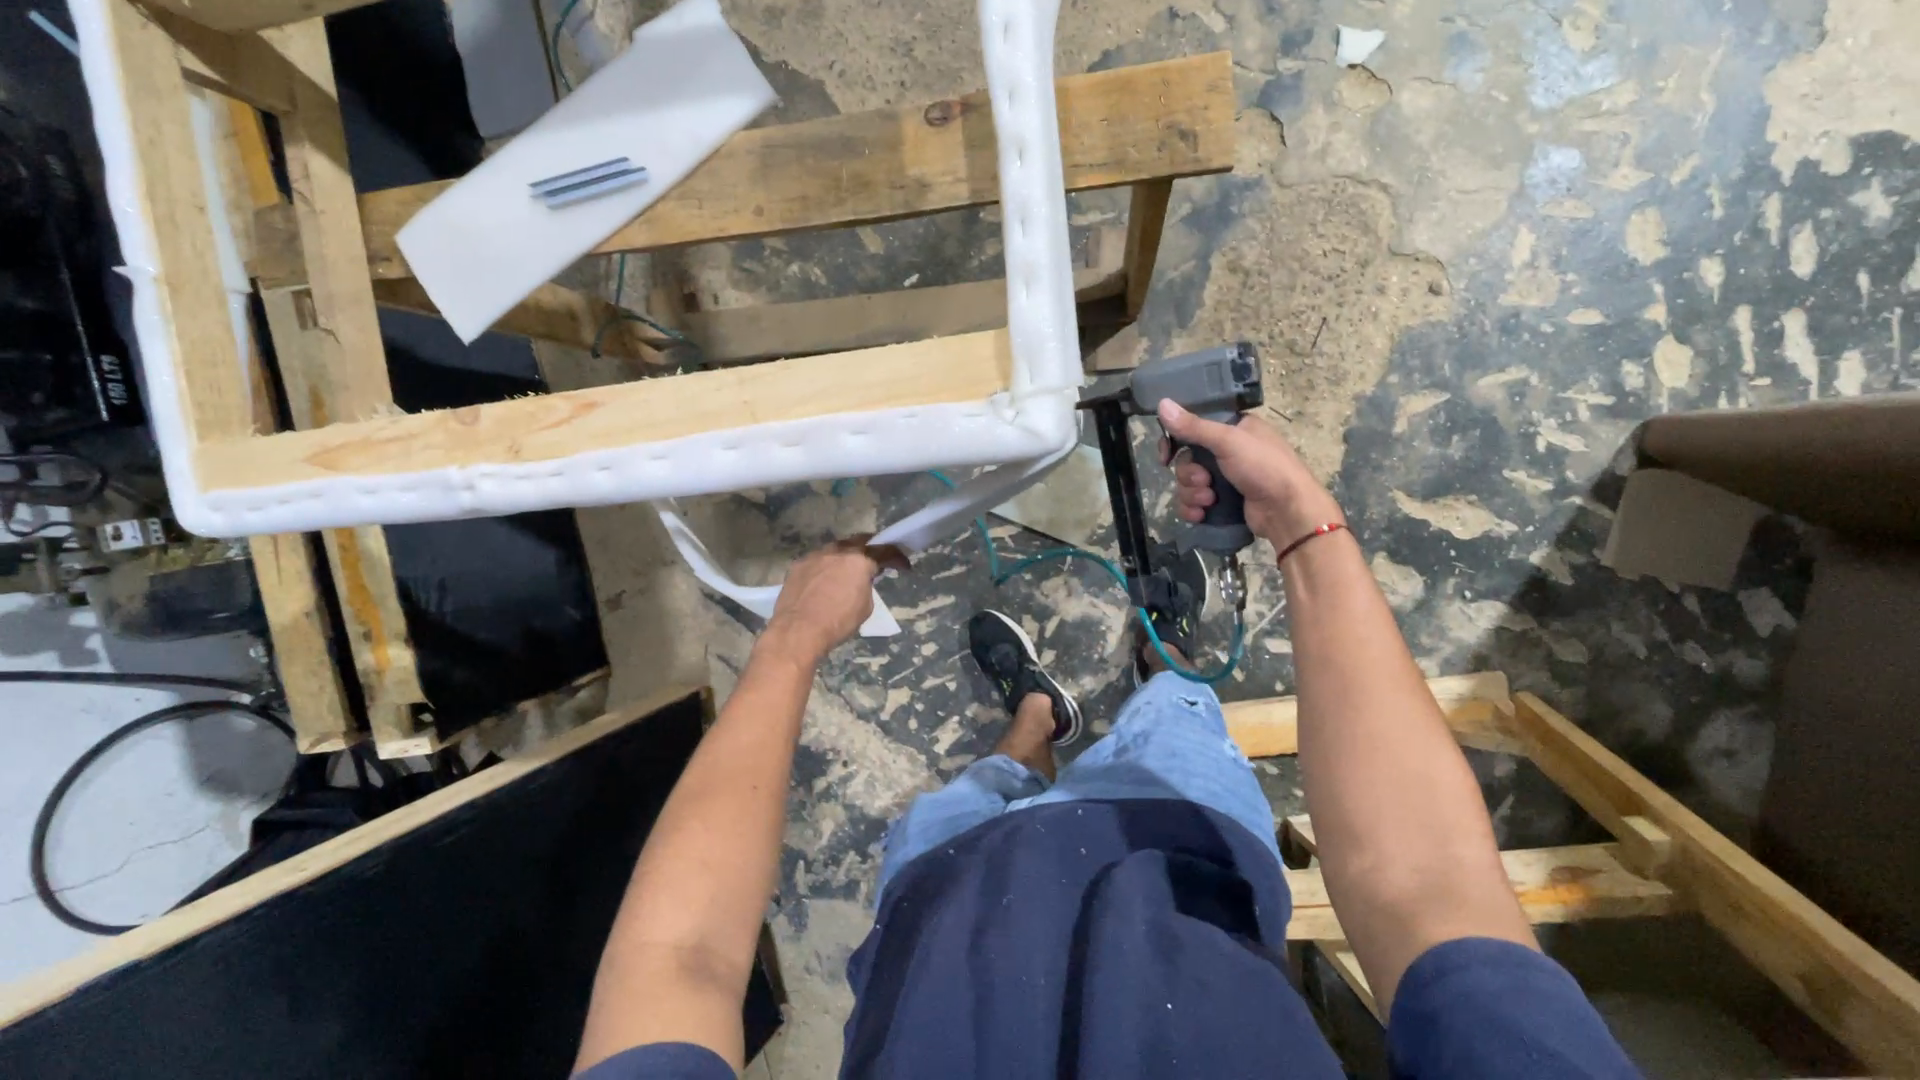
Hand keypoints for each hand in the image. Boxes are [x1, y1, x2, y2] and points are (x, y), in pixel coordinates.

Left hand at [762, 536, 909, 664]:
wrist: (797, 631)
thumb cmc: (837, 622)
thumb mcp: (865, 607)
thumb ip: (866, 586)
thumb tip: (861, 581)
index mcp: (859, 561)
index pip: (884, 551)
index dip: (897, 557)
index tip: (903, 566)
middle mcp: (837, 552)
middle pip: (859, 541)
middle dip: (870, 548)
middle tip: (876, 560)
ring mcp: (815, 556)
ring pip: (836, 549)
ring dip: (846, 556)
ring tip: (848, 570)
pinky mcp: (797, 565)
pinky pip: (817, 560)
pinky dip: (826, 566)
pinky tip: (824, 580)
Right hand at [1158, 400, 1344, 548]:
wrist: (1287, 511)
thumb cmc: (1264, 467)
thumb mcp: (1229, 441)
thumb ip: (1194, 426)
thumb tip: (1162, 404)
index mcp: (1233, 429)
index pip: (1194, 428)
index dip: (1176, 441)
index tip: (1166, 454)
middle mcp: (1228, 451)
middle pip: (1187, 459)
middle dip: (1189, 474)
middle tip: (1204, 481)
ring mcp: (1226, 478)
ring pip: (1188, 483)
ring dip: (1192, 493)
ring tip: (1209, 501)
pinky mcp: (1223, 502)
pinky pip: (1194, 503)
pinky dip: (1193, 509)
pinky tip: (1201, 514)